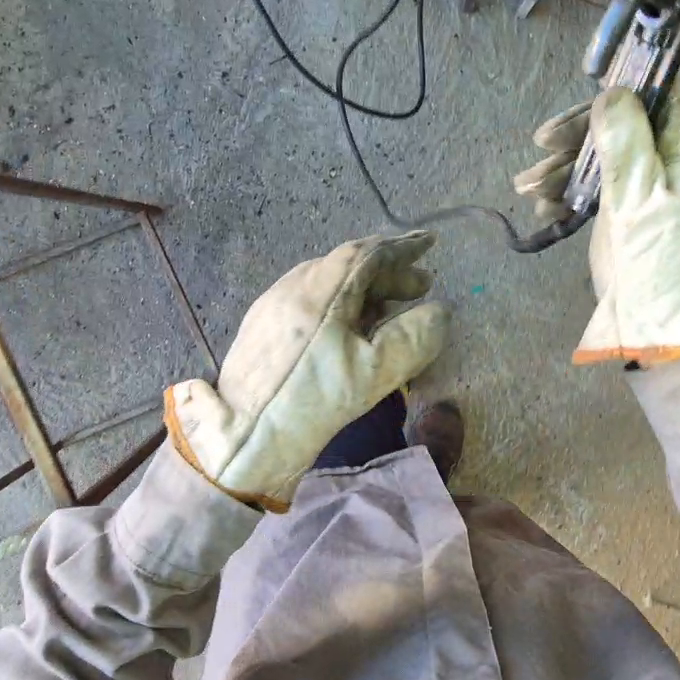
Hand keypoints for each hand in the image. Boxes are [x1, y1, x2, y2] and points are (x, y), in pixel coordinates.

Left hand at [164, 233, 450, 510]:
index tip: (430, 244)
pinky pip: (311, 296)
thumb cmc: (311, 401)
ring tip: (391, 306)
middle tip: (421, 286)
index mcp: (321, 289)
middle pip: (348, 265)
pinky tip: (351, 324)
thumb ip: (412, 337)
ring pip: (329, 280)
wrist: (241, 435)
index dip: (403, 248)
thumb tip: (438, 311)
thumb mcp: (373, 373)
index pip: (368, 253)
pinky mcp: (263, 325)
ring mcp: (274, 303)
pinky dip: (342, 300)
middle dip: (389, 272)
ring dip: (365, 287)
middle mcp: (294, 285)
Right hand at [515, 89, 679, 364]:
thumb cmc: (652, 256)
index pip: (660, 97)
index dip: (626, 86)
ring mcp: (638, 187)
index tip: (587, 89)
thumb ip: (627, 141)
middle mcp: (662, 163)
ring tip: (527, 188)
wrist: (646, 316)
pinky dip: (562, 193)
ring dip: (559, 167)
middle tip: (540, 144)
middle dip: (576, 132)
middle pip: (617, 125)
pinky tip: (542, 210)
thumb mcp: (639, 195)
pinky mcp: (616, 208)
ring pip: (595, 156)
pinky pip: (587, 185)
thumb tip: (613, 92)